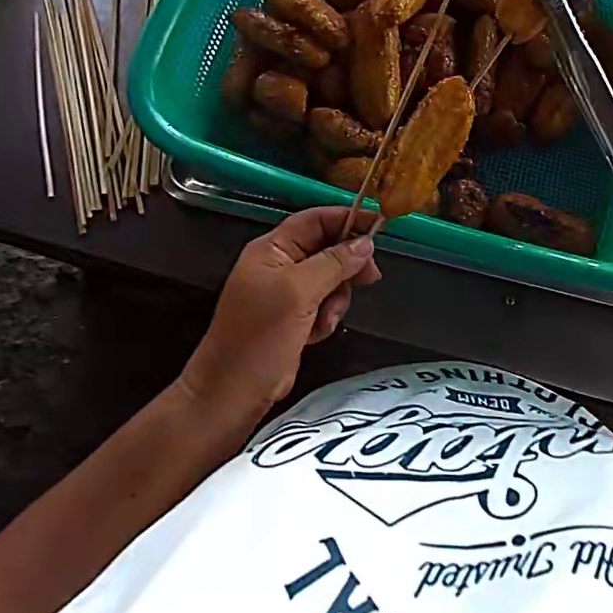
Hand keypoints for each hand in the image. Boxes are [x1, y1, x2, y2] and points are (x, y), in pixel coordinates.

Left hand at [181, 207, 381, 408]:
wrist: (232, 393)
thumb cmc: (259, 336)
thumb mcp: (298, 292)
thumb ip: (334, 263)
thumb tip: (366, 243)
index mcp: (272, 249)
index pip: (315, 220)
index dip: (347, 219)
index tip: (379, 226)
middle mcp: (280, 265)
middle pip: (328, 249)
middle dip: (346, 266)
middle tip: (370, 278)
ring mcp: (288, 293)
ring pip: (332, 279)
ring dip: (336, 298)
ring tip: (325, 319)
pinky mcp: (296, 317)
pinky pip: (326, 304)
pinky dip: (327, 317)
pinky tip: (315, 334)